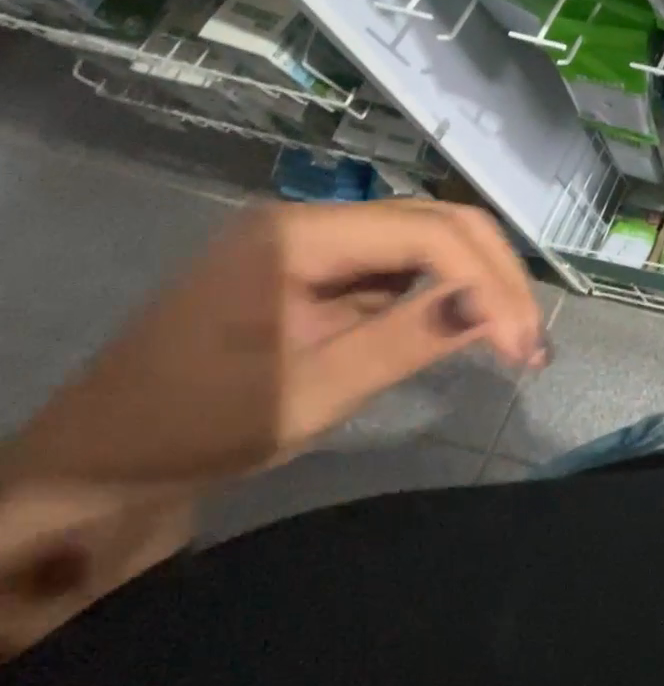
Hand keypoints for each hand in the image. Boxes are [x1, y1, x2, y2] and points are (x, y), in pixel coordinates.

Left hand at [1, 201, 546, 487]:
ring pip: (433, 241)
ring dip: (484, 284)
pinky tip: (476, 327)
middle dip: (498, 279)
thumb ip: (409, 338)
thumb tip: (497, 307)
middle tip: (531, 345)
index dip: (491, 284)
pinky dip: (453, 294)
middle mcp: (312, 222)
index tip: (525, 351)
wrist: (109, 462)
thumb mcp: (316, 390)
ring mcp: (319, 245)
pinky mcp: (326, 273)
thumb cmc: (203, 427)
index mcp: (297, 235)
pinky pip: (408, 268)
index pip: (429, 234)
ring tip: (516, 339)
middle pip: (440, 224)